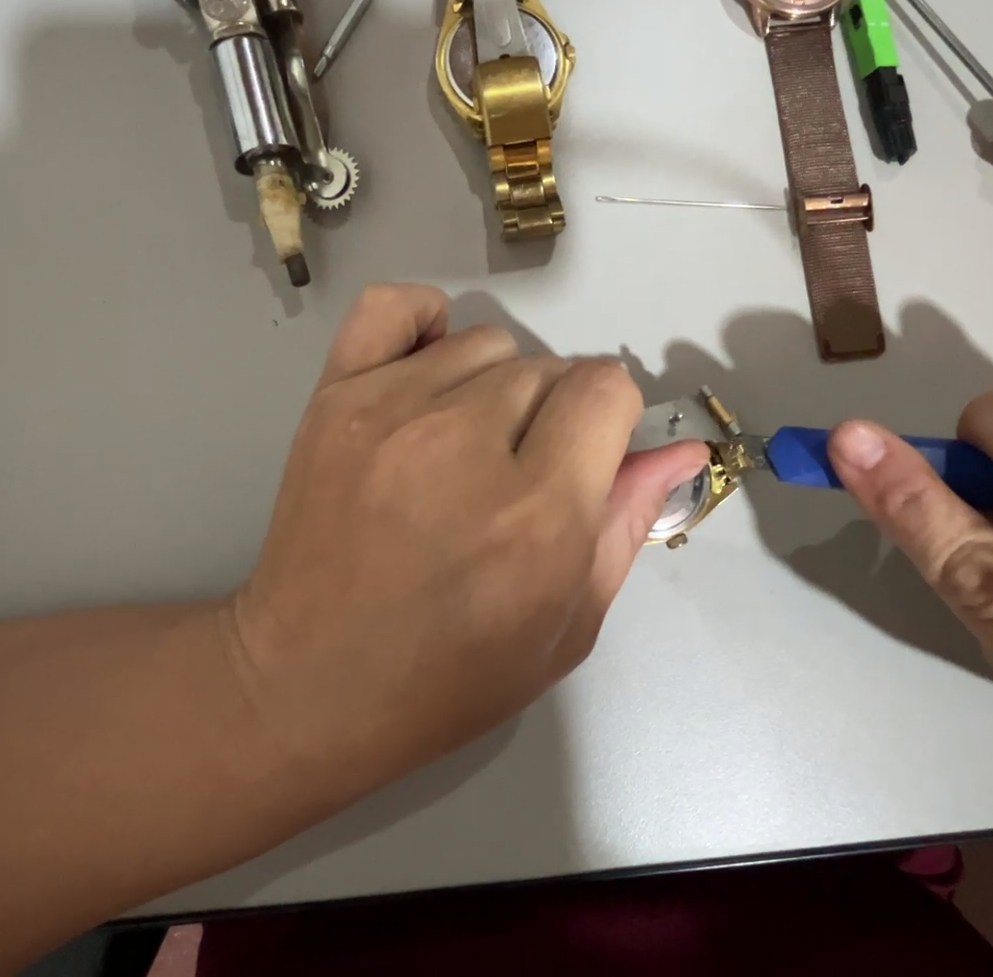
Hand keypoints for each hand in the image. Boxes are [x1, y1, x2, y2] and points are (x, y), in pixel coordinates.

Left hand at [227, 285, 709, 790]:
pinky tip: (429, 372)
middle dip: (555, 417)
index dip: (610, 422)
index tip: (586, 459)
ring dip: (495, 387)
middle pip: (549, 368)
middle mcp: (464, 443)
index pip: (606, 390)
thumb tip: (681, 448)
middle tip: (517, 476)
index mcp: (535, 511)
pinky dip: (424, 324)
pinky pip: (392, 308)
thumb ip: (626, 524)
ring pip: (485, 344)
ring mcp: (389, 410)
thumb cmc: (449, 677)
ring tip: (465, 447)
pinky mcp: (333, 399)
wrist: (310, 683)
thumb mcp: (565, 628)